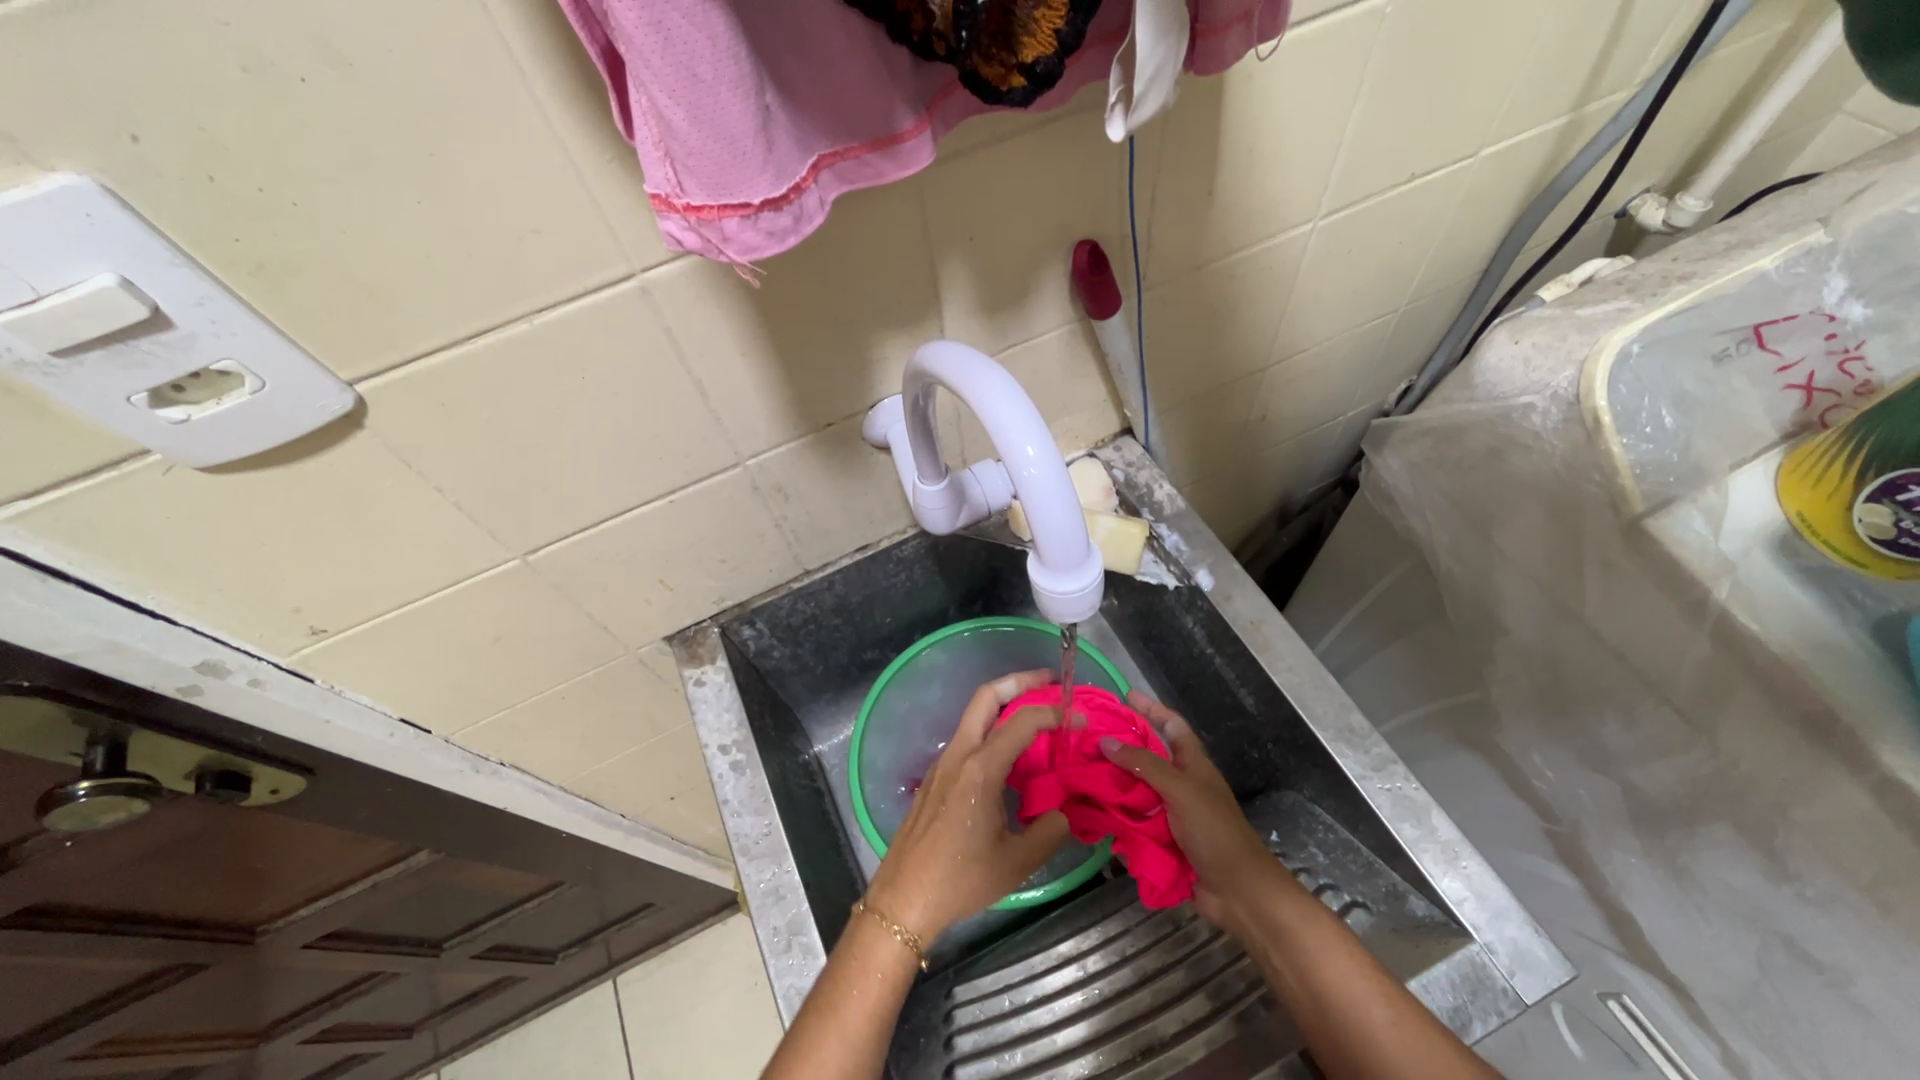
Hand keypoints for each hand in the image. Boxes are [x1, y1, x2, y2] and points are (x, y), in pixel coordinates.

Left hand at [864, 670, 1072, 940]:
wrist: (904, 899)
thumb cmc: (960, 880)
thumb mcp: (1018, 861)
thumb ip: (1050, 830)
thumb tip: (1065, 811)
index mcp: (980, 769)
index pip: (1023, 722)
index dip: (1056, 714)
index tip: (1080, 717)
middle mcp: (959, 755)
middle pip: (986, 697)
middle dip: (1020, 682)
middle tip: (1050, 681)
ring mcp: (942, 764)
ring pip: (973, 716)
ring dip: (1004, 705)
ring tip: (1037, 715)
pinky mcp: (935, 778)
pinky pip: (967, 739)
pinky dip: (992, 730)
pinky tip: (1011, 754)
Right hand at [1098, 693, 1282, 941]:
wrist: (1236, 890)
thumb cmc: (1214, 831)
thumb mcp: (1180, 790)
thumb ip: (1144, 765)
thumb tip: (1105, 742)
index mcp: (1193, 765)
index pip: (1172, 726)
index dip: (1151, 709)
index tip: (1125, 696)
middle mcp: (1181, 785)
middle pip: (1148, 758)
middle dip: (1120, 749)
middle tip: (1086, 740)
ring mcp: (1171, 815)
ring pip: (1136, 792)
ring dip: (1113, 787)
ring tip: (1079, 778)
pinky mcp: (1162, 841)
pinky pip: (1133, 825)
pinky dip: (1115, 822)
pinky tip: (1091, 818)